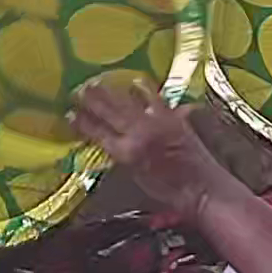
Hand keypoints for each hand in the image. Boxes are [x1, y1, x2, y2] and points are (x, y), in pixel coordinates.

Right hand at [71, 82, 234, 222]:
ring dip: (110, 91)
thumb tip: (110, 141)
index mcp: (126, 153)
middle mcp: (138, 134)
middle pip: (109, 112)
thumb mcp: (136, 177)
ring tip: (96, 82)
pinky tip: (134, 81)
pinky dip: (143, 89)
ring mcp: (155, 122)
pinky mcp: (171, 116)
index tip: (69, 114)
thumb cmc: (169, 191)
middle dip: (92, 100)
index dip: (82, 123)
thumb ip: (122, 156)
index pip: (97, 133)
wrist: (202, 188)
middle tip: (77, 89)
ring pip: (126, 102)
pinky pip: (153, 97)